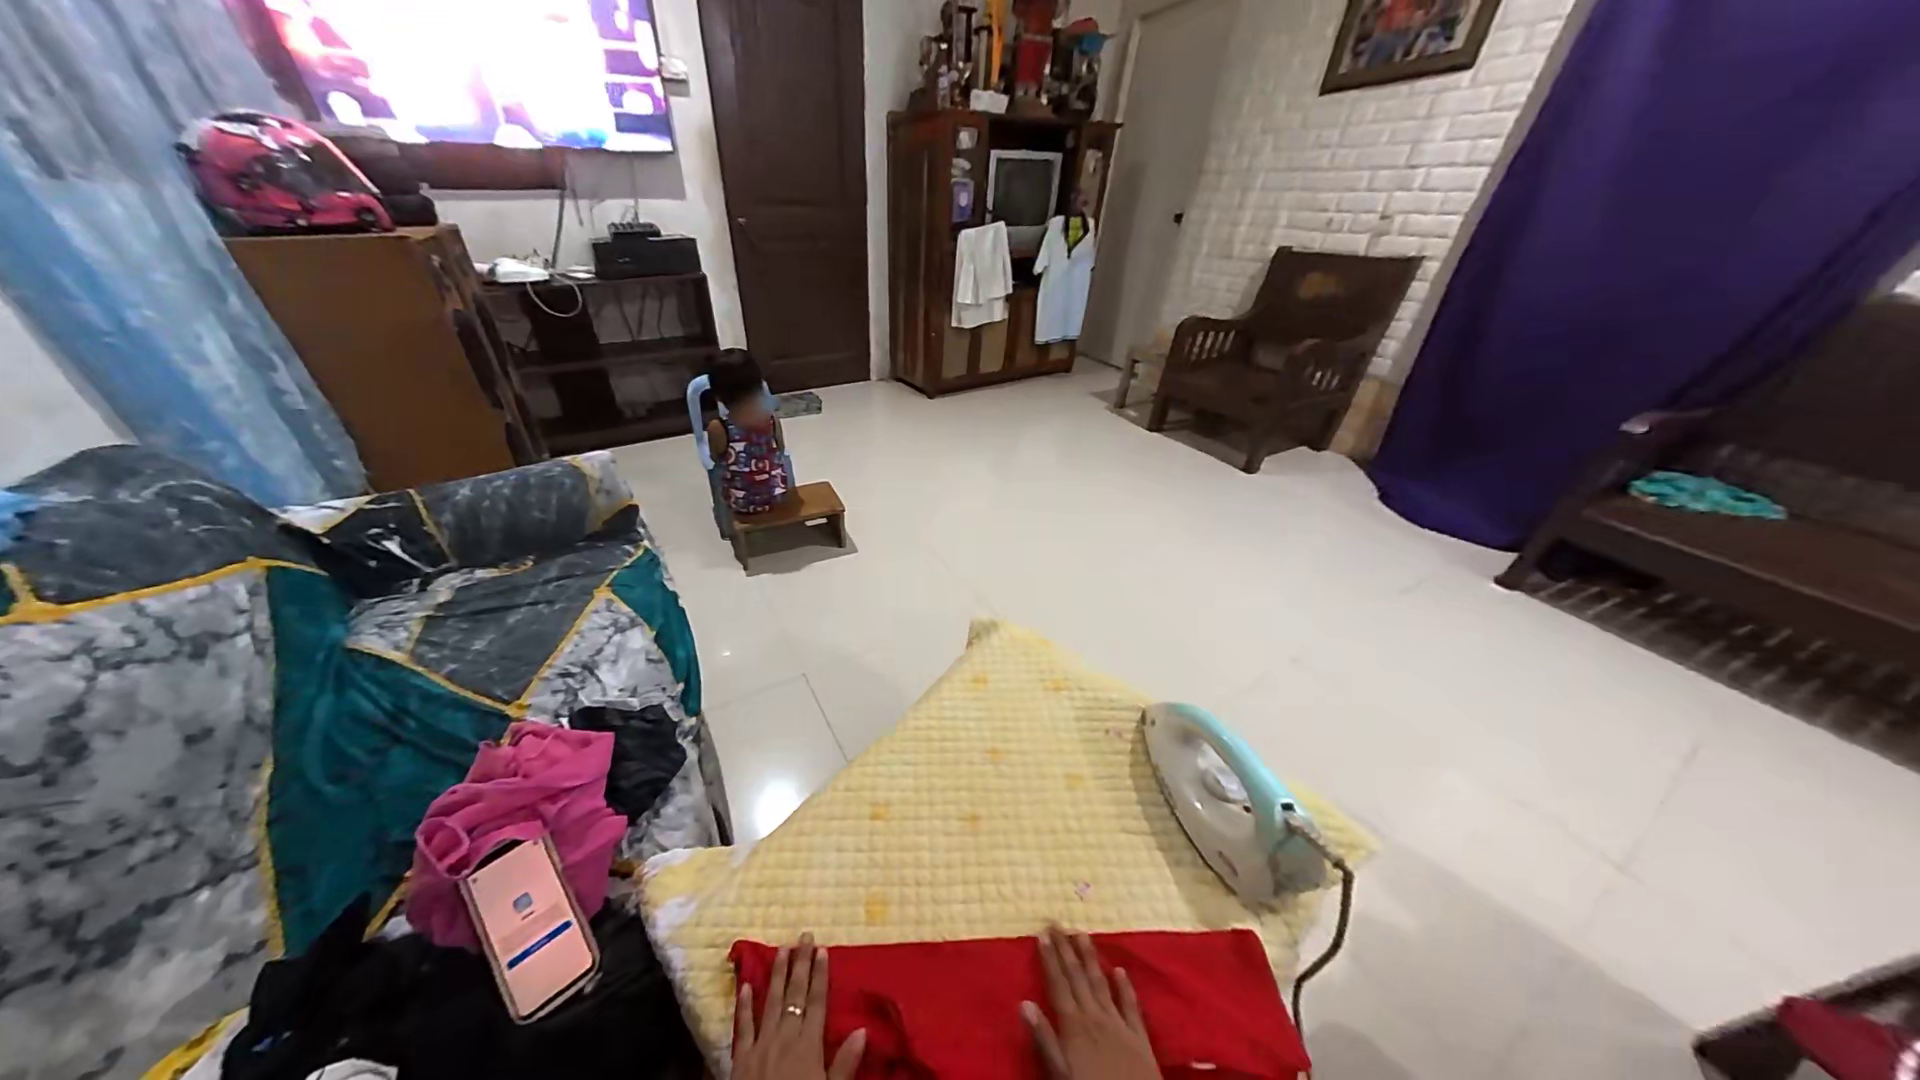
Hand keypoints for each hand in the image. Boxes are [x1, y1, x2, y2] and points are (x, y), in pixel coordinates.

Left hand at [733, 933, 866, 1079]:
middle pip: (795, 994)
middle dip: (801, 964)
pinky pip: (741, 1027)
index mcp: (808, 1044)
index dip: (820, 974)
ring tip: (781, 948)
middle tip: (804, 935)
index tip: (822, 949)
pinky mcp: (739, 1059)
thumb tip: (863, 1029)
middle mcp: (785, 1037)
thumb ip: (845, 1062)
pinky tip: (745, 984)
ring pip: (770, 1002)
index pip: (817, 1002)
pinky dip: (743, 1005)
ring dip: (776, 974)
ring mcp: (760, 1045)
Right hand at [1022, 924, 1158, 1079]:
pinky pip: (1130, 1005)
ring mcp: (1118, 1023)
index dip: (1050, 958)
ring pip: (1100, 983)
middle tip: (1057, 923)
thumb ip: (1044, 1038)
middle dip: (1066, 949)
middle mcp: (1095, 1016)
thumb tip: (1025, 1003)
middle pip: (1077, 977)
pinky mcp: (1139, 1036)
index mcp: (1074, 1025)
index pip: (1058, 984)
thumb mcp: (1060, 1073)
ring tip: (1082, 934)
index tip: (1043, 933)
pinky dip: (1124, 986)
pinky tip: (1120, 970)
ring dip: (1090, 958)